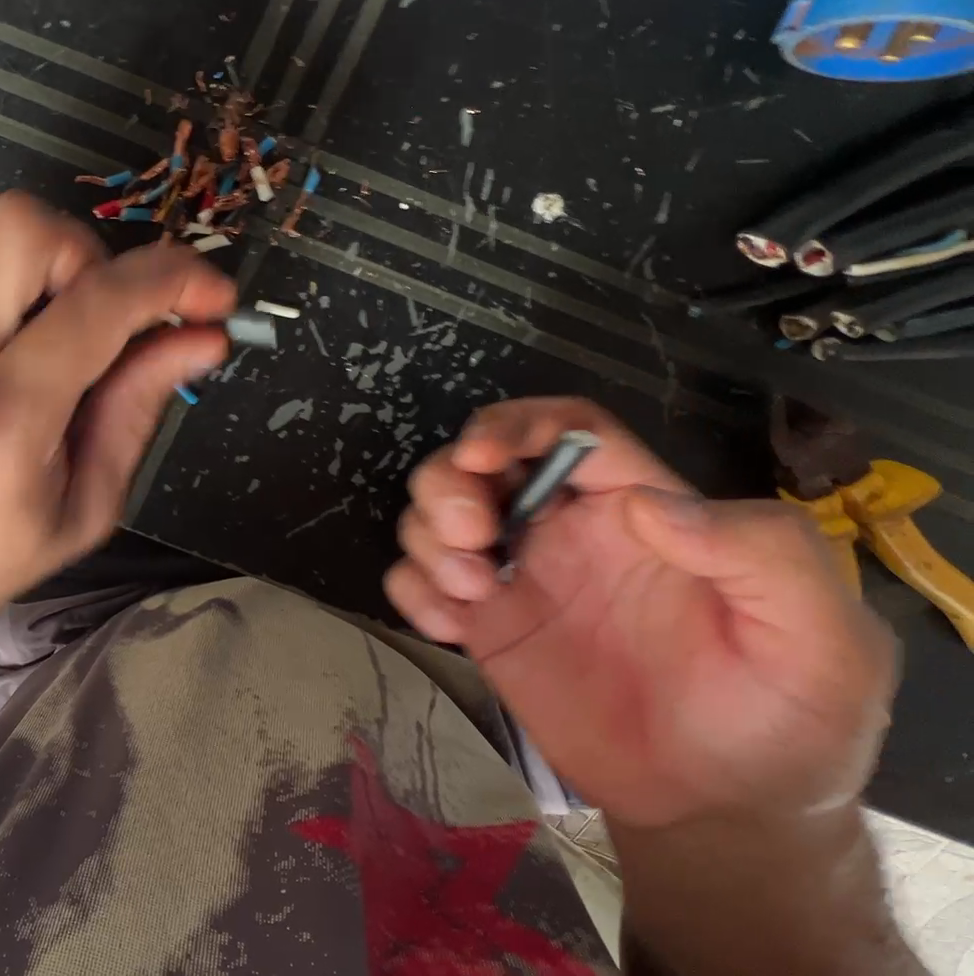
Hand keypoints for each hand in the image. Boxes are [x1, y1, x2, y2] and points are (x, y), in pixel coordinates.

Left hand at [0, 192, 236, 639]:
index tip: (214, 296)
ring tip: (58, 309)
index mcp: (2, 420)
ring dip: (42, 245)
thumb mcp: (90, 504)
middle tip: (104, 314)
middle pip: (20, 229)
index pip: (94, 306)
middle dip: (90, 253)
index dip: (171, 281)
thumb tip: (203, 336)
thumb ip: (140, 408)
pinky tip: (13, 302)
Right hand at [384, 397, 897, 826]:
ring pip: (432, 516)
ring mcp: (515, 580)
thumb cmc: (784, 717)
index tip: (479, 457)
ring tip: (470, 594)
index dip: (514, 424)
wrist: (717, 810)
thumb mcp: (822, 637)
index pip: (565, 431)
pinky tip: (449, 629)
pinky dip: (413, 591)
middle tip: (468, 536)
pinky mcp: (481, 627)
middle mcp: (563, 532)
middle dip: (447, 483)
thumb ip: (762, 554)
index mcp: (636, 510)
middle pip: (475, 465)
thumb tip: (647, 504)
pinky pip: (416, 583)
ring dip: (427, 538)